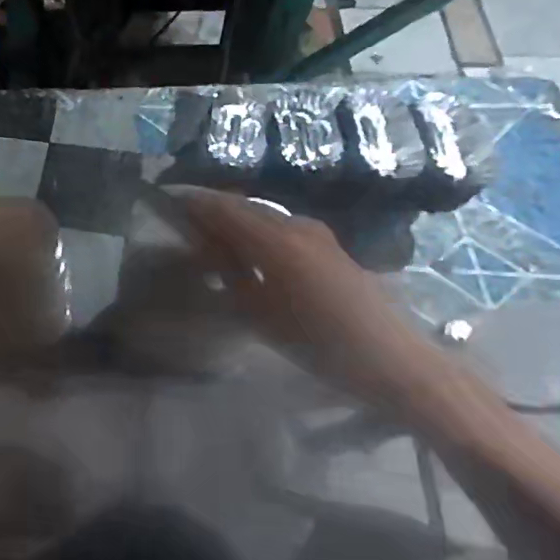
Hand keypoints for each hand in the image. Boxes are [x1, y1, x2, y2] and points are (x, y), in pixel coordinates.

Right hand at [170, 187, 455, 409]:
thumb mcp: (261, 314)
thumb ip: (230, 274)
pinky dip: (258, 233)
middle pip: (245, 208)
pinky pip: (282, 229)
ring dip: (236, 222)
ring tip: (210, 238)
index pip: (224, 209)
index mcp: (276, 240)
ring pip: (265, 217)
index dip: (195, 203)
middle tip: (185, 221)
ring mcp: (317, 233)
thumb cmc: (319, 344)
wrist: (390, 359)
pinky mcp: (329, 246)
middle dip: (214, 210)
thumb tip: (204, 247)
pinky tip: (248, 253)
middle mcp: (296, 225)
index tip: (168, 200)